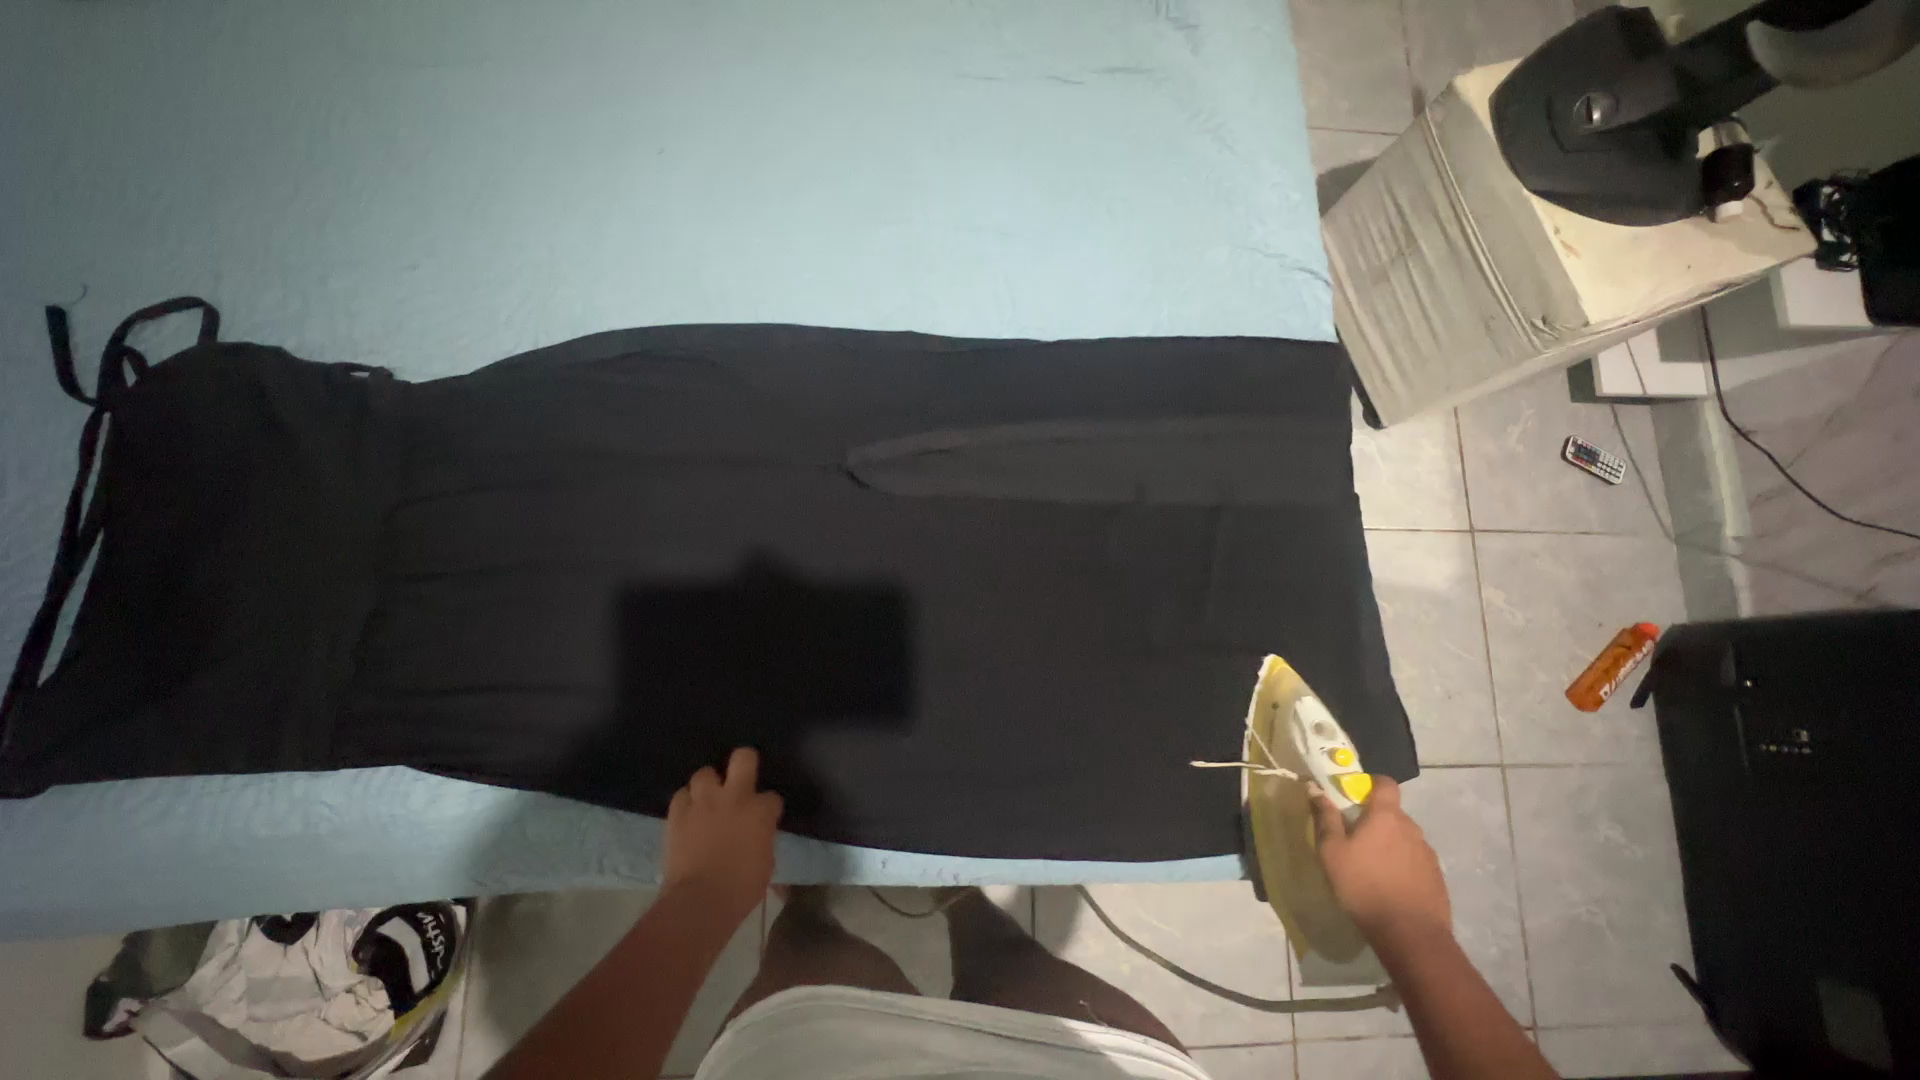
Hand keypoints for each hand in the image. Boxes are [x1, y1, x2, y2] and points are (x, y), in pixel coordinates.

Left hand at [663, 748, 783, 918]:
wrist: (700, 900)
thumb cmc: (741, 888)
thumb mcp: (765, 863)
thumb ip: (762, 839)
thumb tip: (758, 836)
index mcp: (760, 812)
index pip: (772, 797)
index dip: (769, 808)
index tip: (766, 818)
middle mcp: (734, 797)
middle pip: (743, 758)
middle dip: (744, 762)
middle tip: (741, 777)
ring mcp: (703, 802)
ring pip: (705, 773)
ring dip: (708, 785)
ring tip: (708, 799)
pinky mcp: (677, 814)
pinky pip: (681, 796)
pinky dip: (686, 802)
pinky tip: (689, 814)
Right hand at [1311, 776, 1451, 947]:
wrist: (1410, 934)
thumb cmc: (1363, 885)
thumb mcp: (1332, 852)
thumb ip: (1325, 817)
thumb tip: (1314, 787)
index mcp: (1386, 816)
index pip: (1386, 783)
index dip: (1372, 783)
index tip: (1355, 796)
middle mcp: (1411, 828)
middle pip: (1393, 813)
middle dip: (1375, 820)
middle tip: (1354, 839)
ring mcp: (1427, 853)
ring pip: (1404, 838)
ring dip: (1389, 844)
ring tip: (1371, 867)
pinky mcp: (1436, 877)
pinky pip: (1415, 860)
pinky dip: (1401, 865)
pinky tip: (1389, 886)